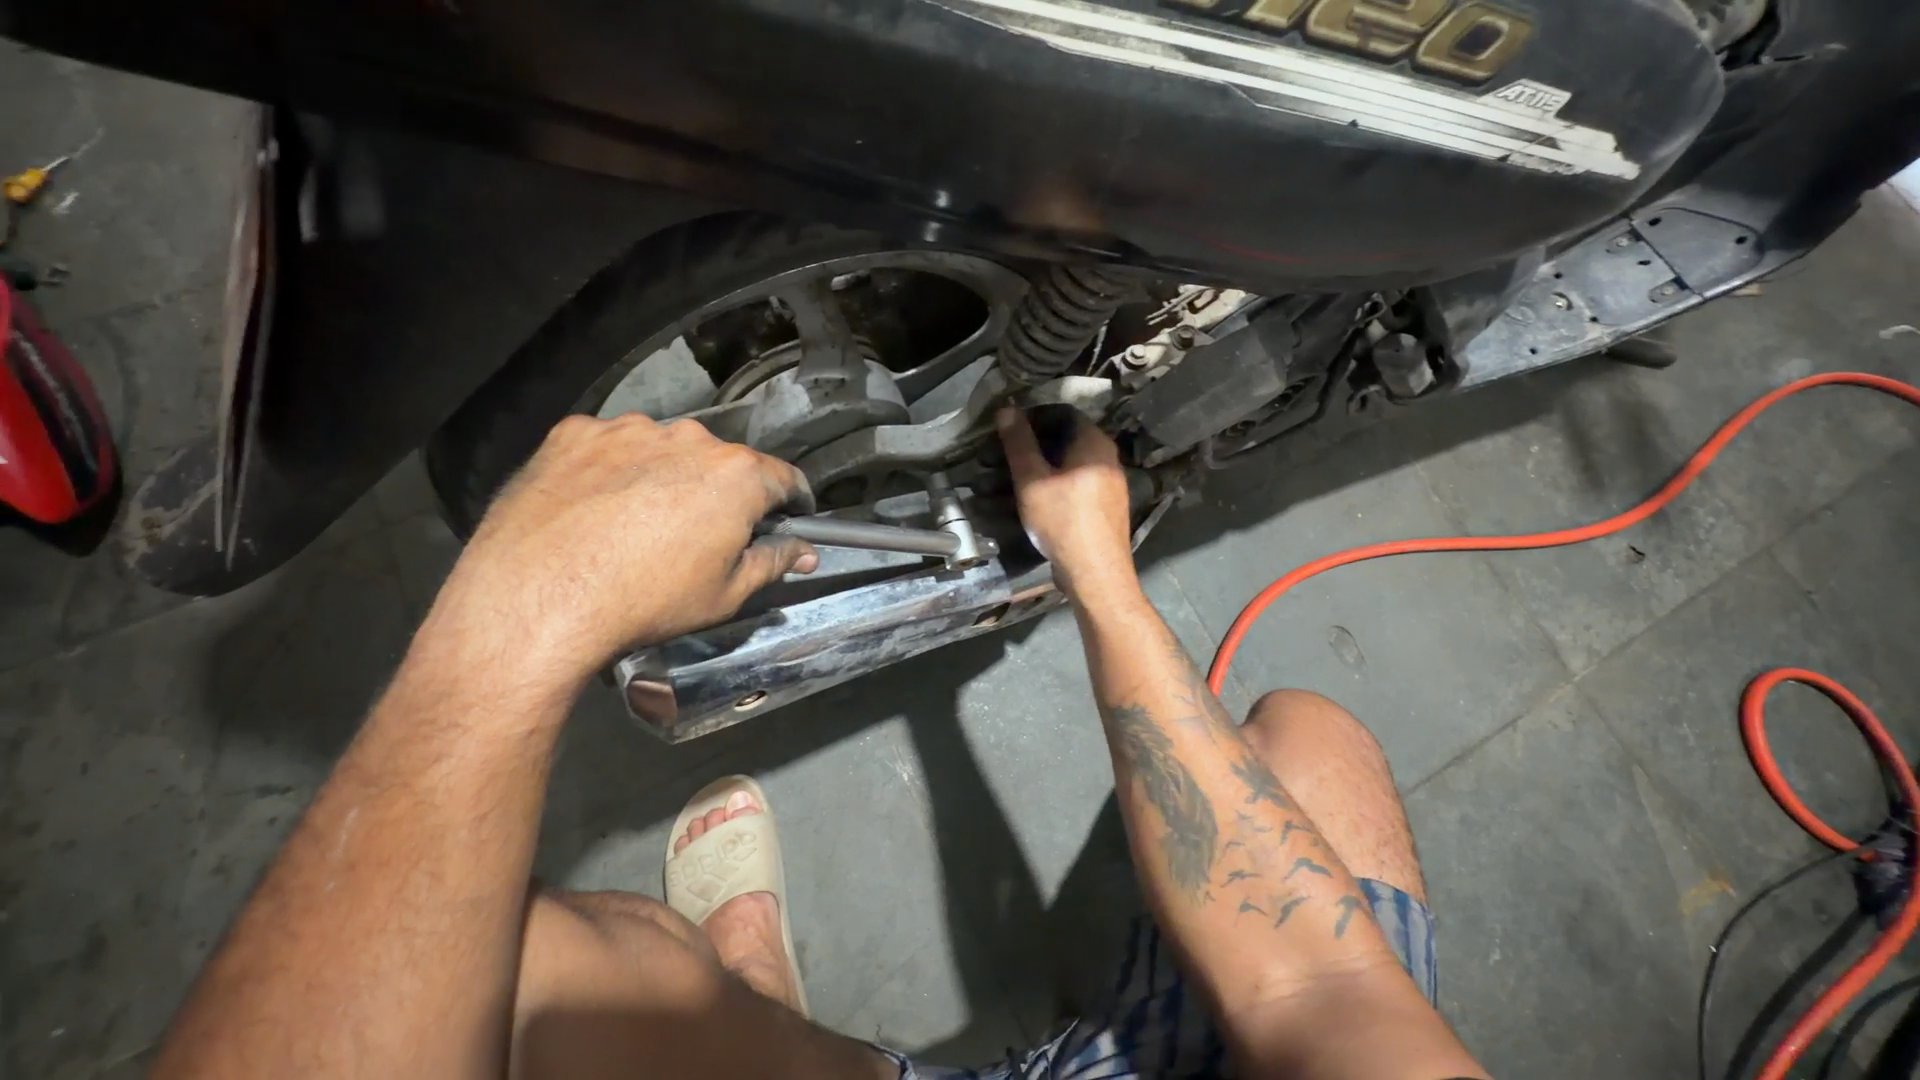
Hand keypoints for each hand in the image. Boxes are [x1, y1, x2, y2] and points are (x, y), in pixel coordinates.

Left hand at [423, 414, 817, 694]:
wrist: (536, 600)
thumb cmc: (643, 602)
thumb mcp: (725, 595)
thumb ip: (772, 562)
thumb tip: (802, 551)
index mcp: (736, 475)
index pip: (784, 479)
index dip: (791, 504)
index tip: (785, 520)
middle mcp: (688, 438)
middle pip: (722, 463)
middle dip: (722, 493)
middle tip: (702, 536)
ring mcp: (628, 430)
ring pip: (665, 451)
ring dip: (667, 477)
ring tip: (639, 525)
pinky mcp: (576, 434)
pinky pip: (611, 447)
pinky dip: (615, 470)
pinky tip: (598, 510)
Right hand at [996, 406, 1135, 599]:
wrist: (1095, 574)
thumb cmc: (1063, 521)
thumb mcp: (1032, 481)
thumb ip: (1019, 444)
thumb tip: (1007, 408)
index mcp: (1094, 444)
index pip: (1063, 413)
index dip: (1032, 417)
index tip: (1006, 430)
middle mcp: (1106, 459)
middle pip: (1062, 443)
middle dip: (1026, 451)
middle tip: (995, 461)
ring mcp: (1107, 486)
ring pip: (1064, 469)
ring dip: (1032, 474)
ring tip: (997, 488)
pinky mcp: (1102, 510)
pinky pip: (1072, 489)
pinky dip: (1048, 491)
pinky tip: (1023, 505)